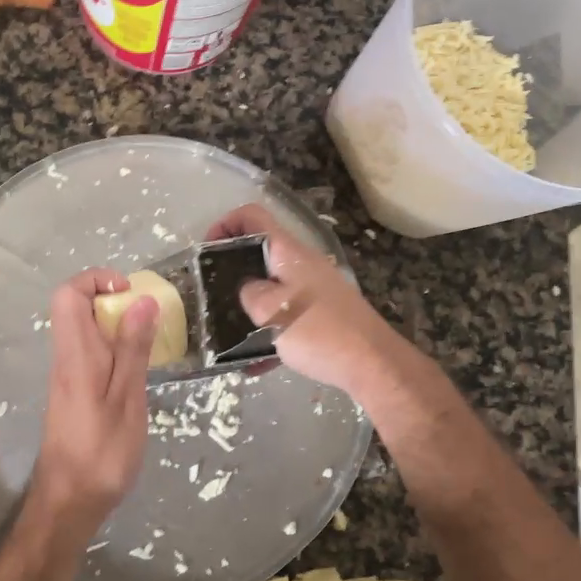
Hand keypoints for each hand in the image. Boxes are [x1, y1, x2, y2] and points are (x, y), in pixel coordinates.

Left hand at [25, 269, 157, 534]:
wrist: (69, 501)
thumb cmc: (102, 453)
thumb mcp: (127, 398)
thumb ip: (133, 348)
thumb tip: (141, 300)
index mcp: (75, 353)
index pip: (68, 293)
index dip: (97, 280)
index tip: (130, 294)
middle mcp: (66, 357)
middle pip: (76, 307)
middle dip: (113, 300)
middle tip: (148, 319)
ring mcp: (68, 374)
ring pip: (85, 330)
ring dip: (116, 326)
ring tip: (149, 344)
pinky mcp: (74, 391)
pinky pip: (91, 352)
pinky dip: (114, 349)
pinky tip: (137, 372)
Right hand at [206, 203, 408, 396]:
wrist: (374, 364)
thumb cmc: (319, 331)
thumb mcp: (271, 311)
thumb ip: (249, 293)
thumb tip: (247, 290)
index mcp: (288, 252)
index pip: (252, 216)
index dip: (225, 224)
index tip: (207, 249)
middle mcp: (303, 263)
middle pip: (260, 253)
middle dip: (233, 272)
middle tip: (213, 296)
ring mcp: (316, 289)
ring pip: (273, 290)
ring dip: (250, 308)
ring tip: (230, 335)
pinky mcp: (324, 315)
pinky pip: (288, 317)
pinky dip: (271, 333)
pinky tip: (256, 364)